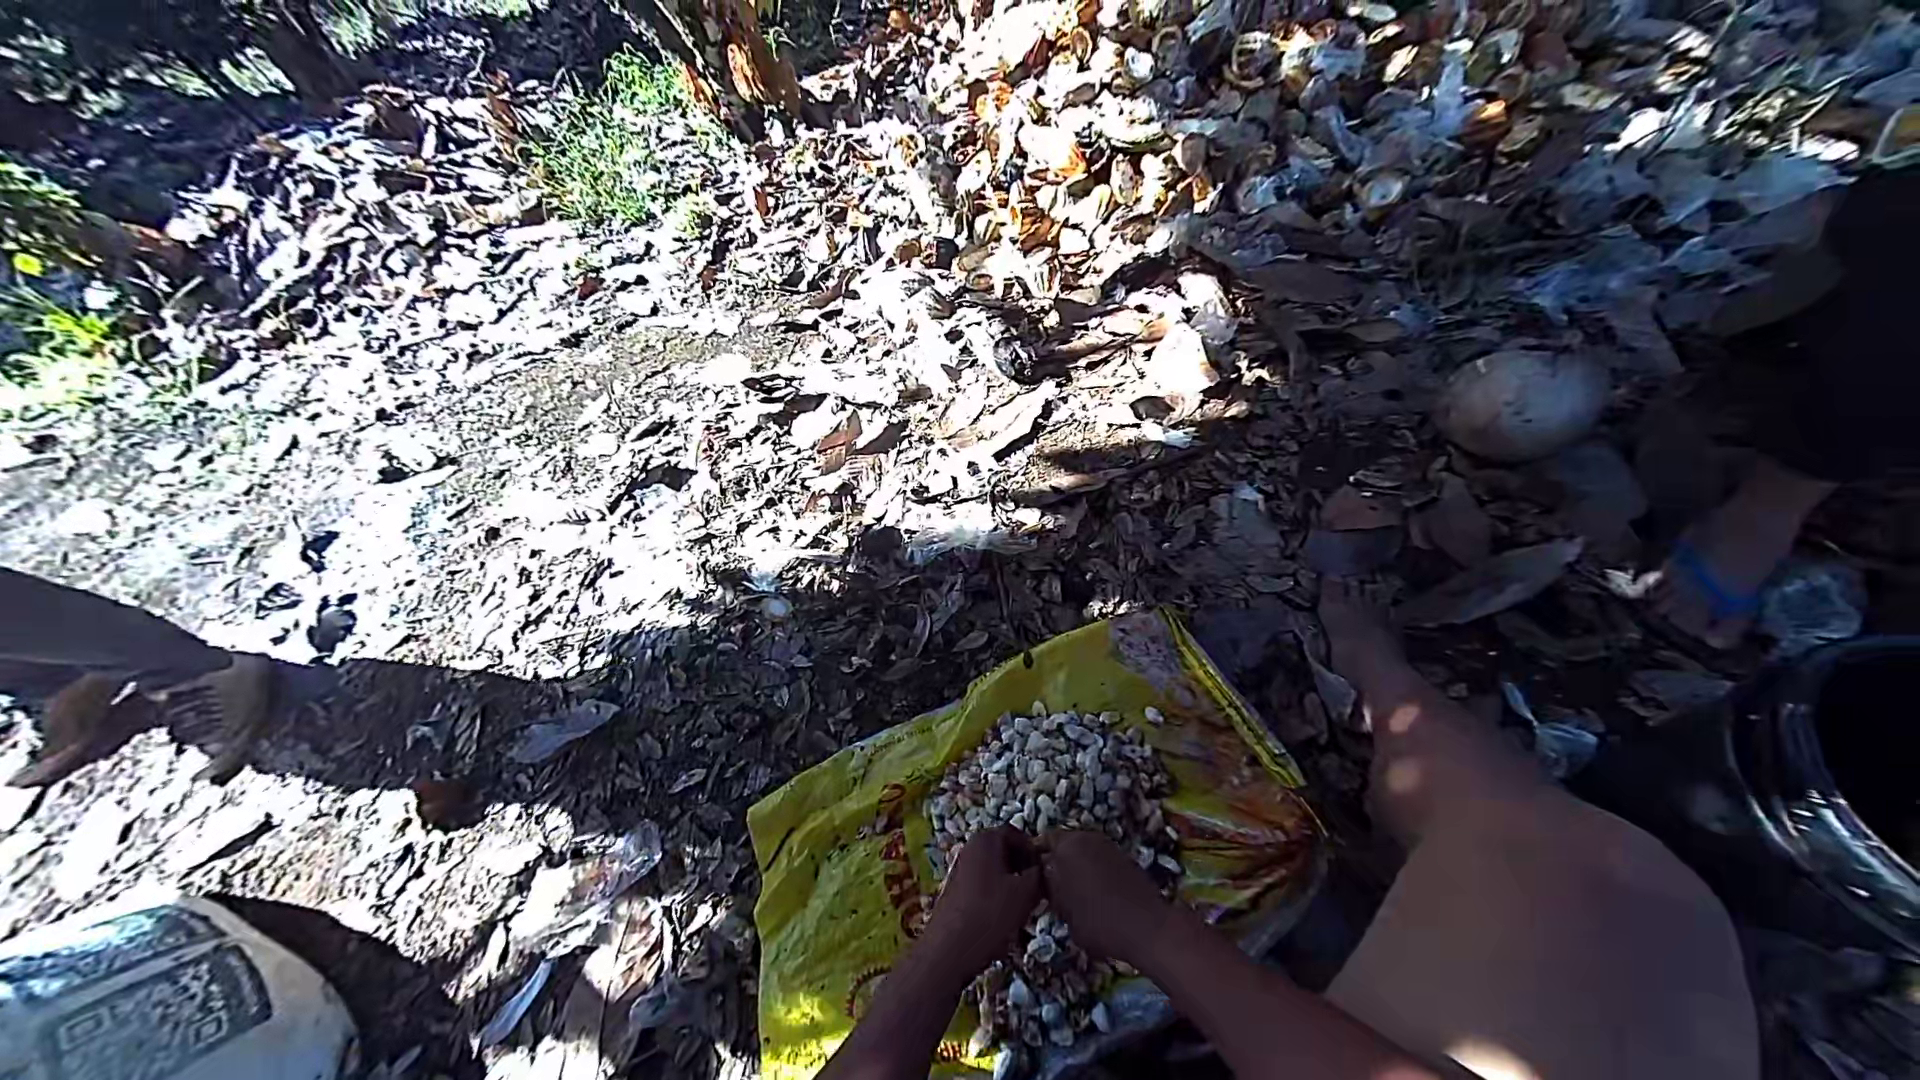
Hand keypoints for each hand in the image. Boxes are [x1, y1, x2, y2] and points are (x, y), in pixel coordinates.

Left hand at [922, 826, 1042, 977]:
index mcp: (986, 839)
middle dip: (1023, 866)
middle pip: (1004, 849)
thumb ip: (1039, 875)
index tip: (1045, 871)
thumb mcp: (1025, 893)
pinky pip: (983, 883)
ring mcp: (960, 868)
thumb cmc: (990, 914)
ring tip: (1023, 905)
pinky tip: (1003, 916)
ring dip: (1011, 882)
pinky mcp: (955, 890)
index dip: (1033, 850)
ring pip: (994, 868)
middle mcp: (970, 847)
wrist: (948, 950)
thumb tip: (1043, 867)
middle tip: (1038, 888)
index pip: (1016, 833)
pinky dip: (996, 893)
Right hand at [1037, 829, 1169, 966]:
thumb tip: (1044, 879)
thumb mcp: (1064, 910)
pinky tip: (1091, 894)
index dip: (1033, 858)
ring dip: (1074, 866)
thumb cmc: (1099, 921)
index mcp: (1066, 845)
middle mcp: (1086, 837)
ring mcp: (1107, 845)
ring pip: (1081, 851)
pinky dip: (1091, 871)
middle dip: (1054, 861)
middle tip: (1048, 885)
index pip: (1041, 842)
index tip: (1029, 876)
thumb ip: (1051, 889)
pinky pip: (1097, 859)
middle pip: (1062, 844)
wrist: (1149, 928)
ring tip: (1070, 892)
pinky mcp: (1123, 858)